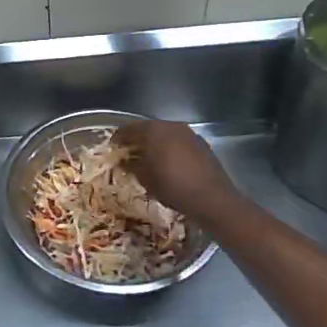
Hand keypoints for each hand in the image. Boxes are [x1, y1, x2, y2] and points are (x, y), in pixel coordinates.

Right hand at [111, 119, 240, 219]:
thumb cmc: (172, 186)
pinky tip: (169, 163)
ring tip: (149, 158)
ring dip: (155, 143)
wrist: (213, 199)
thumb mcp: (144, 177)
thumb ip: (131, 164)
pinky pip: (179, 142)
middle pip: (148, 128)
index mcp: (153, 130)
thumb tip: (124, 160)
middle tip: (129, 152)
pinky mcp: (202, 145)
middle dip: (138, 139)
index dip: (118, 138)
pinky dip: (171, 149)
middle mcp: (171, 126)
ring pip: (165, 135)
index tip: (113, 147)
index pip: (128, 129)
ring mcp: (189, 134)